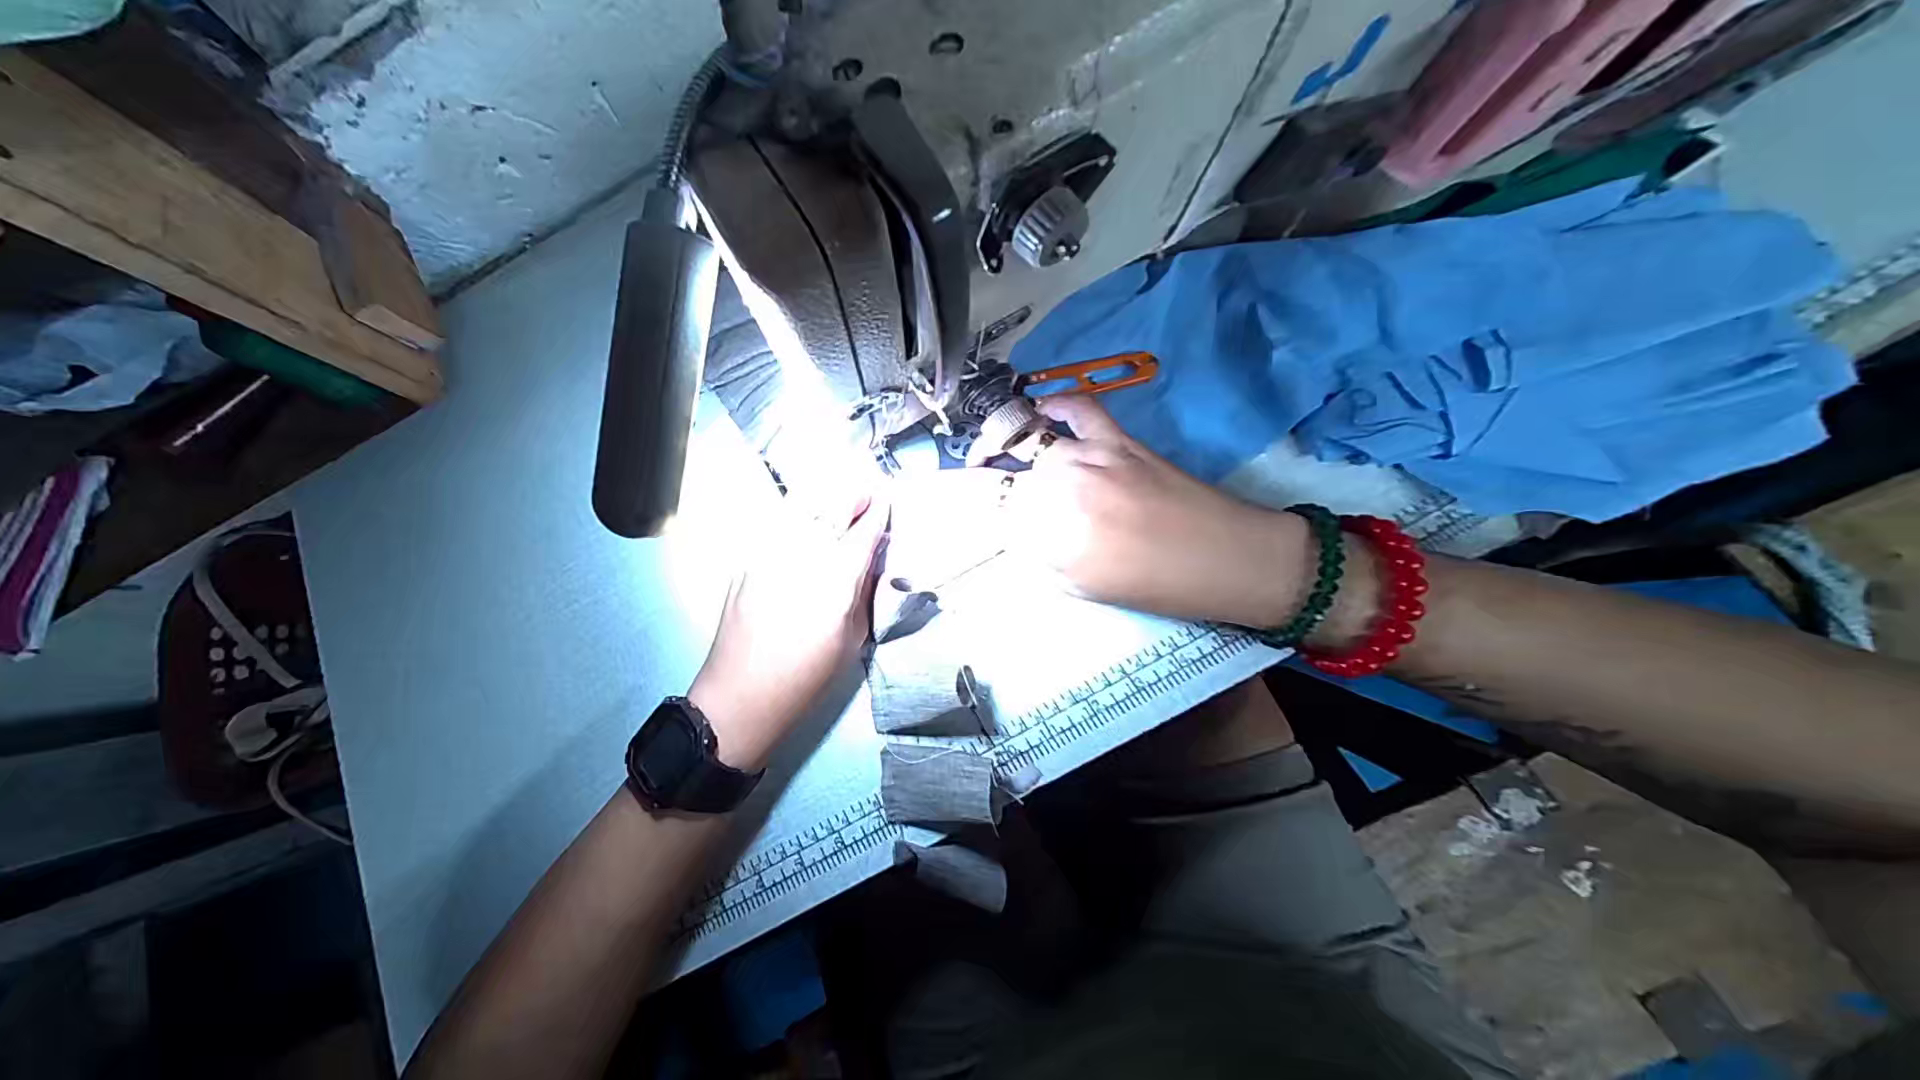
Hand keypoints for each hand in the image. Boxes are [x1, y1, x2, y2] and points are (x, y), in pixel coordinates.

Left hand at [688, 494, 887, 768]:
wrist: (741, 695)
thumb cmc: (807, 678)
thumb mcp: (853, 639)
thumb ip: (864, 591)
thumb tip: (872, 559)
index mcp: (836, 580)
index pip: (864, 530)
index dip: (878, 512)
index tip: (886, 502)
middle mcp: (803, 556)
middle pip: (832, 504)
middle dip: (853, 494)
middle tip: (866, 495)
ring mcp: (770, 553)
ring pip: (803, 504)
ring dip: (826, 498)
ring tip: (838, 502)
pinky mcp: (748, 559)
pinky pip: (779, 522)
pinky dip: (799, 514)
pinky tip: (807, 522)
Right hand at [993, 396, 1313, 627]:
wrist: (1225, 557)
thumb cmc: (1155, 586)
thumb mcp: (1082, 588)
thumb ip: (1039, 557)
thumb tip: (1017, 532)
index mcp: (1052, 533)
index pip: (994, 511)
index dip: (982, 511)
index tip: (980, 514)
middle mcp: (1062, 487)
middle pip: (1006, 472)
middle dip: (992, 483)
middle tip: (990, 491)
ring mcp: (1091, 455)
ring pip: (1030, 439)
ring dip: (1008, 445)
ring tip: (996, 452)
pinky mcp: (1119, 438)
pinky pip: (1078, 406)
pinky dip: (1055, 403)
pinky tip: (1041, 412)